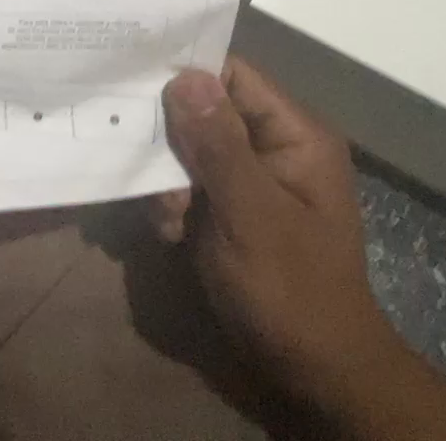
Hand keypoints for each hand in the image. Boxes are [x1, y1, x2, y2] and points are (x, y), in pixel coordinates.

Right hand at [159, 60, 399, 404]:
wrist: (311, 371)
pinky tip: (169, 234)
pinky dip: (169, 203)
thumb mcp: (251, 214)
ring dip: (165, 180)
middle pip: (202, 110)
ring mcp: (247, 177)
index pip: (232, 75)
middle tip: (158, 182)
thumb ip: (218, 145)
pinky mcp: (227, 205)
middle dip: (170, 142)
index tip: (135, 85)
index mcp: (293, 134)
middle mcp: (271, 145)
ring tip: (168, 221)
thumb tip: (185, 75)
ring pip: (186, 148)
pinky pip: (184, 181)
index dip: (185, 74)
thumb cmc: (290, 290)